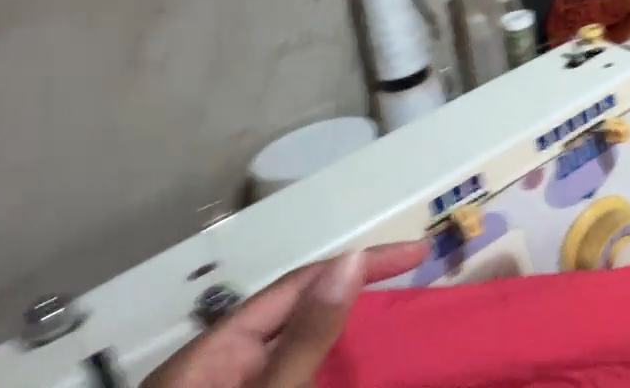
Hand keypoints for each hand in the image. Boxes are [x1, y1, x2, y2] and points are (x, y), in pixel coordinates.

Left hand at [143, 242, 426, 387]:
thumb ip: (307, 335)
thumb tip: (352, 260)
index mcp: (211, 353)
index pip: (298, 285)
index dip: (360, 263)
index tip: (418, 254)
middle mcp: (215, 369)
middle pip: (296, 314)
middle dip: (353, 296)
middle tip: (412, 284)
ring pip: (297, 350)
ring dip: (345, 336)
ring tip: (394, 327)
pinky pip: (294, 379)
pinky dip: (327, 370)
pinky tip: (355, 373)